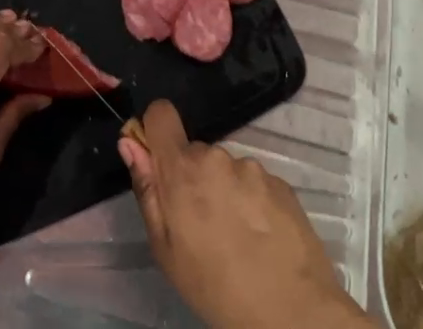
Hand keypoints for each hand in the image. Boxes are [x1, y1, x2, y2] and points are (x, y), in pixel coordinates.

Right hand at [119, 100, 370, 328]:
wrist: (292, 311)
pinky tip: (260, 237)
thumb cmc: (214, 285)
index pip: (161, 113)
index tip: (158, 160)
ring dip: (225, 190)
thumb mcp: (164, 247)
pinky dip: (252, 202)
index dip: (155, 129)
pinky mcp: (283, 185)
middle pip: (195, 152)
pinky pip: (255, 184)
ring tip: (236, 235)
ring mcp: (254, 169)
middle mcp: (218, 157)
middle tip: (202, 224)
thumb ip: (147, 189)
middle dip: (193, 177)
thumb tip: (130, 143)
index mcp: (182, 168)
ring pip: (226, 170)